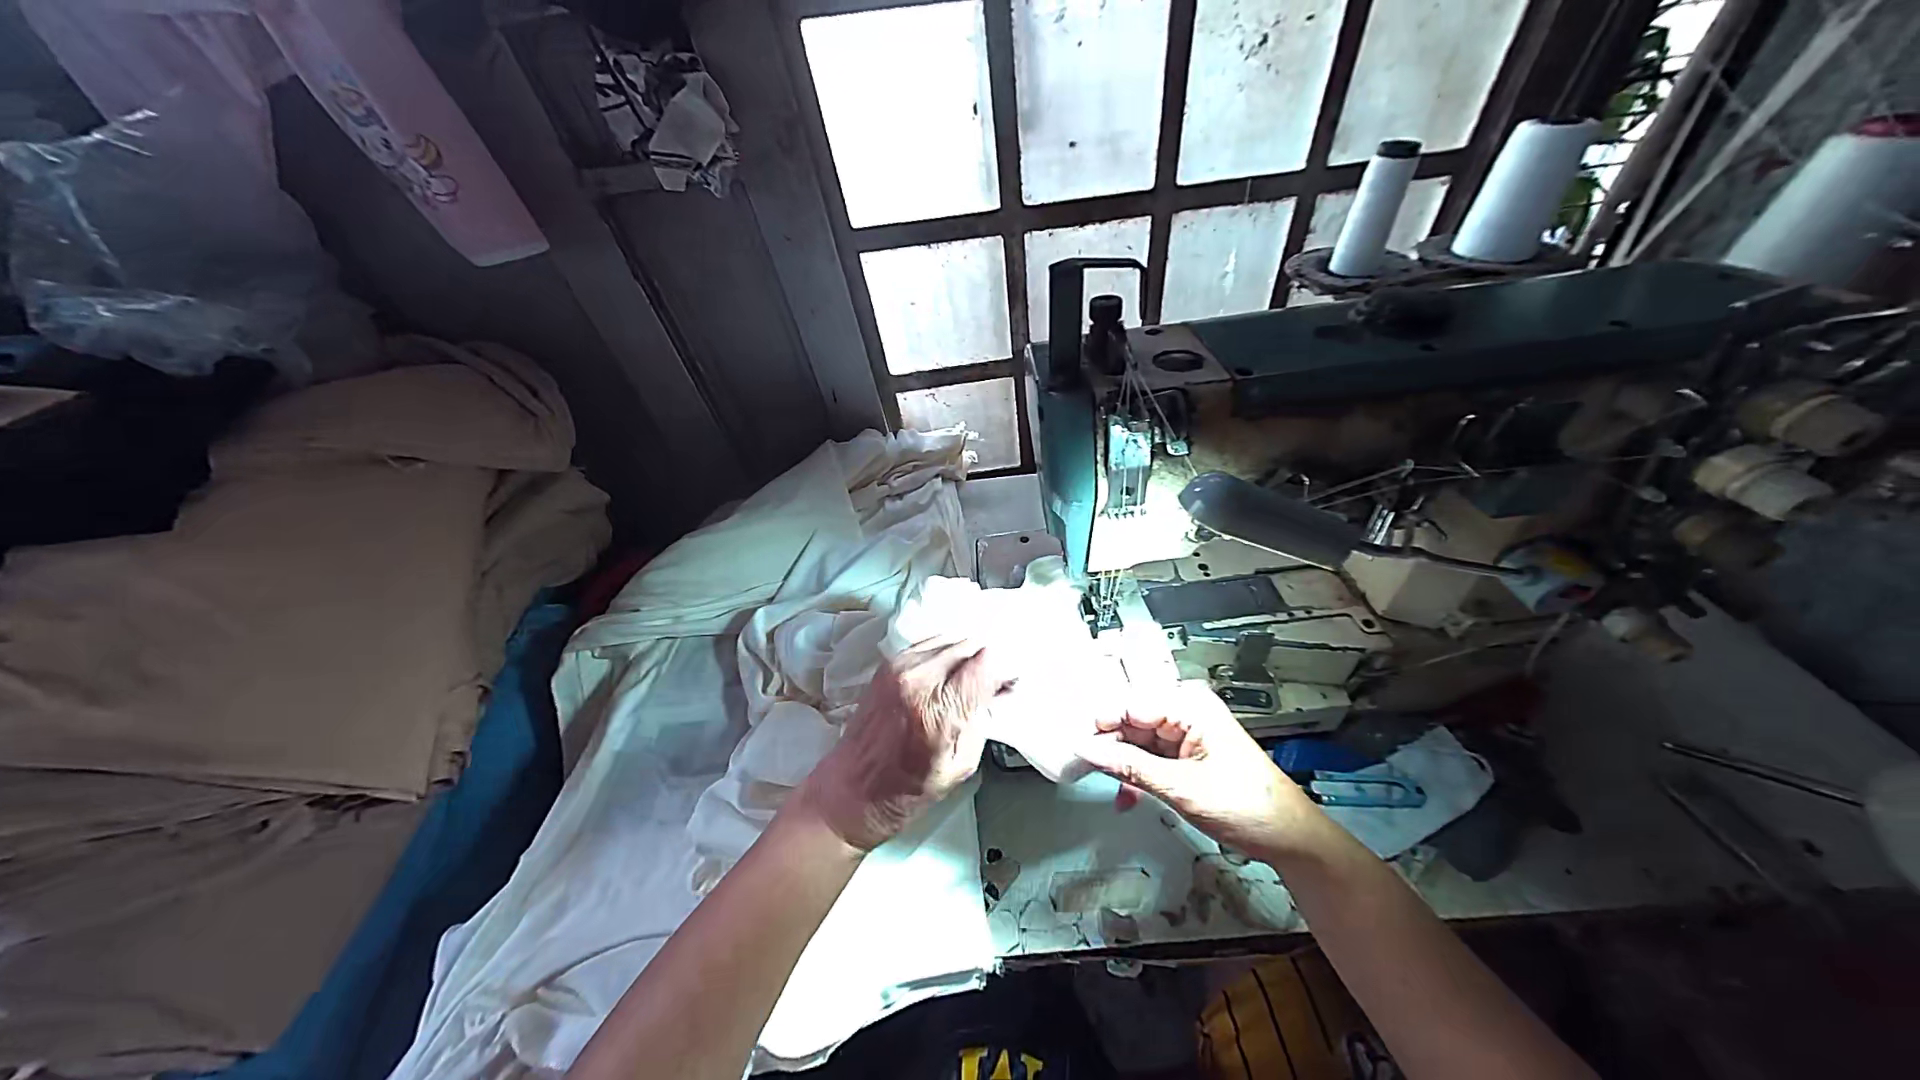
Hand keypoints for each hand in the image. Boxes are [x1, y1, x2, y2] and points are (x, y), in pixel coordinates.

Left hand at [800, 639, 1002, 851]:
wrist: (850, 789)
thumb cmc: (907, 790)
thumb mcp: (961, 765)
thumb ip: (982, 720)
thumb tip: (998, 690)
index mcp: (937, 711)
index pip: (985, 663)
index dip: (1004, 670)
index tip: (1009, 684)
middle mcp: (917, 680)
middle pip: (970, 645)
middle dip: (987, 662)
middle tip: (993, 685)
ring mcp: (898, 667)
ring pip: (950, 639)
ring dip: (966, 656)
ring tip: (969, 681)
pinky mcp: (887, 663)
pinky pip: (929, 643)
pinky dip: (945, 654)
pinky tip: (947, 675)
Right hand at [1075, 681, 1321, 857]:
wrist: (1289, 837)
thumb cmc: (1252, 806)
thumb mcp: (1181, 788)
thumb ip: (1130, 767)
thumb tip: (1090, 750)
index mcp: (1191, 706)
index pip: (1131, 704)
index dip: (1103, 724)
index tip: (1080, 745)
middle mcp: (1188, 712)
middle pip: (1131, 719)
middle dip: (1109, 745)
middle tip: (1085, 766)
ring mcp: (1187, 733)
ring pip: (1137, 740)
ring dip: (1122, 765)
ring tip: (1108, 785)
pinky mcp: (1187, 753)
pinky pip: (1150, 756)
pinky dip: (1136, 775)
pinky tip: (1127, 795)